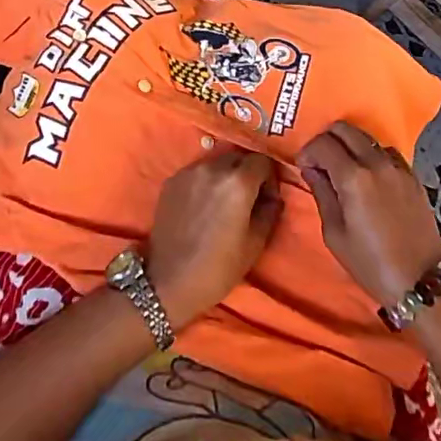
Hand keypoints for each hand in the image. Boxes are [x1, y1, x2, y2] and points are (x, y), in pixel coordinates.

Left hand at [145, 148, 283, 326]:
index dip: (269, 178)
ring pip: (216, 162)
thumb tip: (272, 196)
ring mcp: (189, 172)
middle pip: (239, 156)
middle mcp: (213, 168)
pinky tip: (202, 205)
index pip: (262, 160)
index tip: (266, 198)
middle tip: (246, 199)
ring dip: (225, 175)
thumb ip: (270, 211)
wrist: (167, 283)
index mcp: (238, 182)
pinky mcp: (171, 181)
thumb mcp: (255, 244)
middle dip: (247, 172)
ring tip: (222, 203)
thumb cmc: (218, 268)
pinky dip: (205, 181)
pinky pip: (197, 172)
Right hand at [298, 123, 440, 309]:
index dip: (308, 151)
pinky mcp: (412, 175)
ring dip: (349, 144)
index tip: (303, 166)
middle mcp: (376, 162)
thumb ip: (322, 193)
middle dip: (327, 139)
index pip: (323, 144)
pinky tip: (368, 175)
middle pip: (345, 129)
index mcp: (353, 177)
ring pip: (366, 137)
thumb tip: (311, 169)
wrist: (419, 279)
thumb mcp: (334, 233)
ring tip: (342, 168)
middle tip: (319, 161)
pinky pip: (386, 151)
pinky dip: (370, 154)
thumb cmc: (370, 263)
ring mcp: (397, 166)